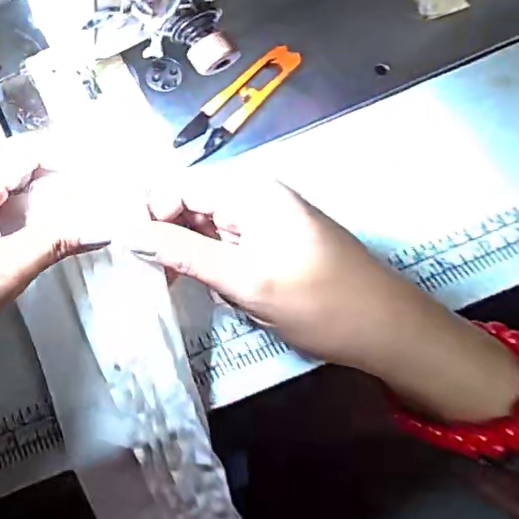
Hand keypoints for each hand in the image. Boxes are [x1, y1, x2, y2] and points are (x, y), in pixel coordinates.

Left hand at [0, 136, 96, 411]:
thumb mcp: (2, 273)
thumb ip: (56, 241)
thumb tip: (107, 225)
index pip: (34, 151)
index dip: (78, 161)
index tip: (117, 176)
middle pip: (29, 164)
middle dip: (71, 182)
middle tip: (113, 201)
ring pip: (20, 184)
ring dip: (54, 200)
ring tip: (98, 212)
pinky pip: (5, 202)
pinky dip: (33, 213)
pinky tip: (62, 226)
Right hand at [125, 173, 518, 421]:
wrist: (389, 331)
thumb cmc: (321, 303)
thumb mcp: (246, 281)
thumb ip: (185, 254)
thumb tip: (129, 233)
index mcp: (251, 190)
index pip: (180, 186)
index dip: (150, 214)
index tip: (129, 250)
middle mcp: (254, 195)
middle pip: (190, 204)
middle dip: (168, 237)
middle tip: (152, 276)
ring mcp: (264, 218)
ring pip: (205, 226)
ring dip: (190, 254)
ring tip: (182, 285)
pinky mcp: (270, 241)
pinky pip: (225, 242)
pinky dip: (211, 263)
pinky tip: (213, 287)